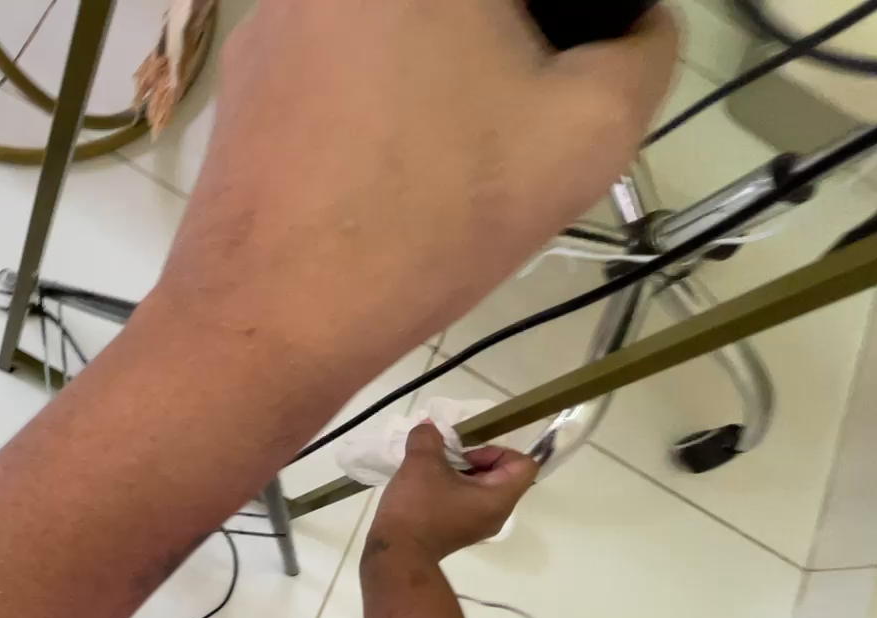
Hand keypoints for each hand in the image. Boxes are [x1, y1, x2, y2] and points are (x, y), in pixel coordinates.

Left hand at [152, 0, 675, 371]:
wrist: (263, 326)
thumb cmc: (423, 228)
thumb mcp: (586, 136)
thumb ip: (638, 51)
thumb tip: (626, 28)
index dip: (565, 27)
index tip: (565, 82)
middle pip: (462, 8)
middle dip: (504, 42)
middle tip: (504, 121)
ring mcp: (271, 15)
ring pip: (393, 25)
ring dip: (435, 67)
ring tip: (434, 158)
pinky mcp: (238, 82)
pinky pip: (333, 61)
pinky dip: (368, 96)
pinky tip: (368, 170)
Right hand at [365, 425, 537, 565]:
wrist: (395, 553)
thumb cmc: (416, 508)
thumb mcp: (421, 464)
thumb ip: (427, 438)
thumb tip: (428, 427)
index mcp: (498, 498)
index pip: (524, 464)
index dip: (497, 451)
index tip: (465, 455)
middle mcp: (496, 514)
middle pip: (502, 475)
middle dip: (474, 461)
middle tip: (444, 460)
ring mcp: (478, 526)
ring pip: (481, 489)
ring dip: (460, 475)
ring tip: (431, 474)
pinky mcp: (459, 533)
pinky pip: (466, 503)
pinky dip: (451, 491)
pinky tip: (424, 490)